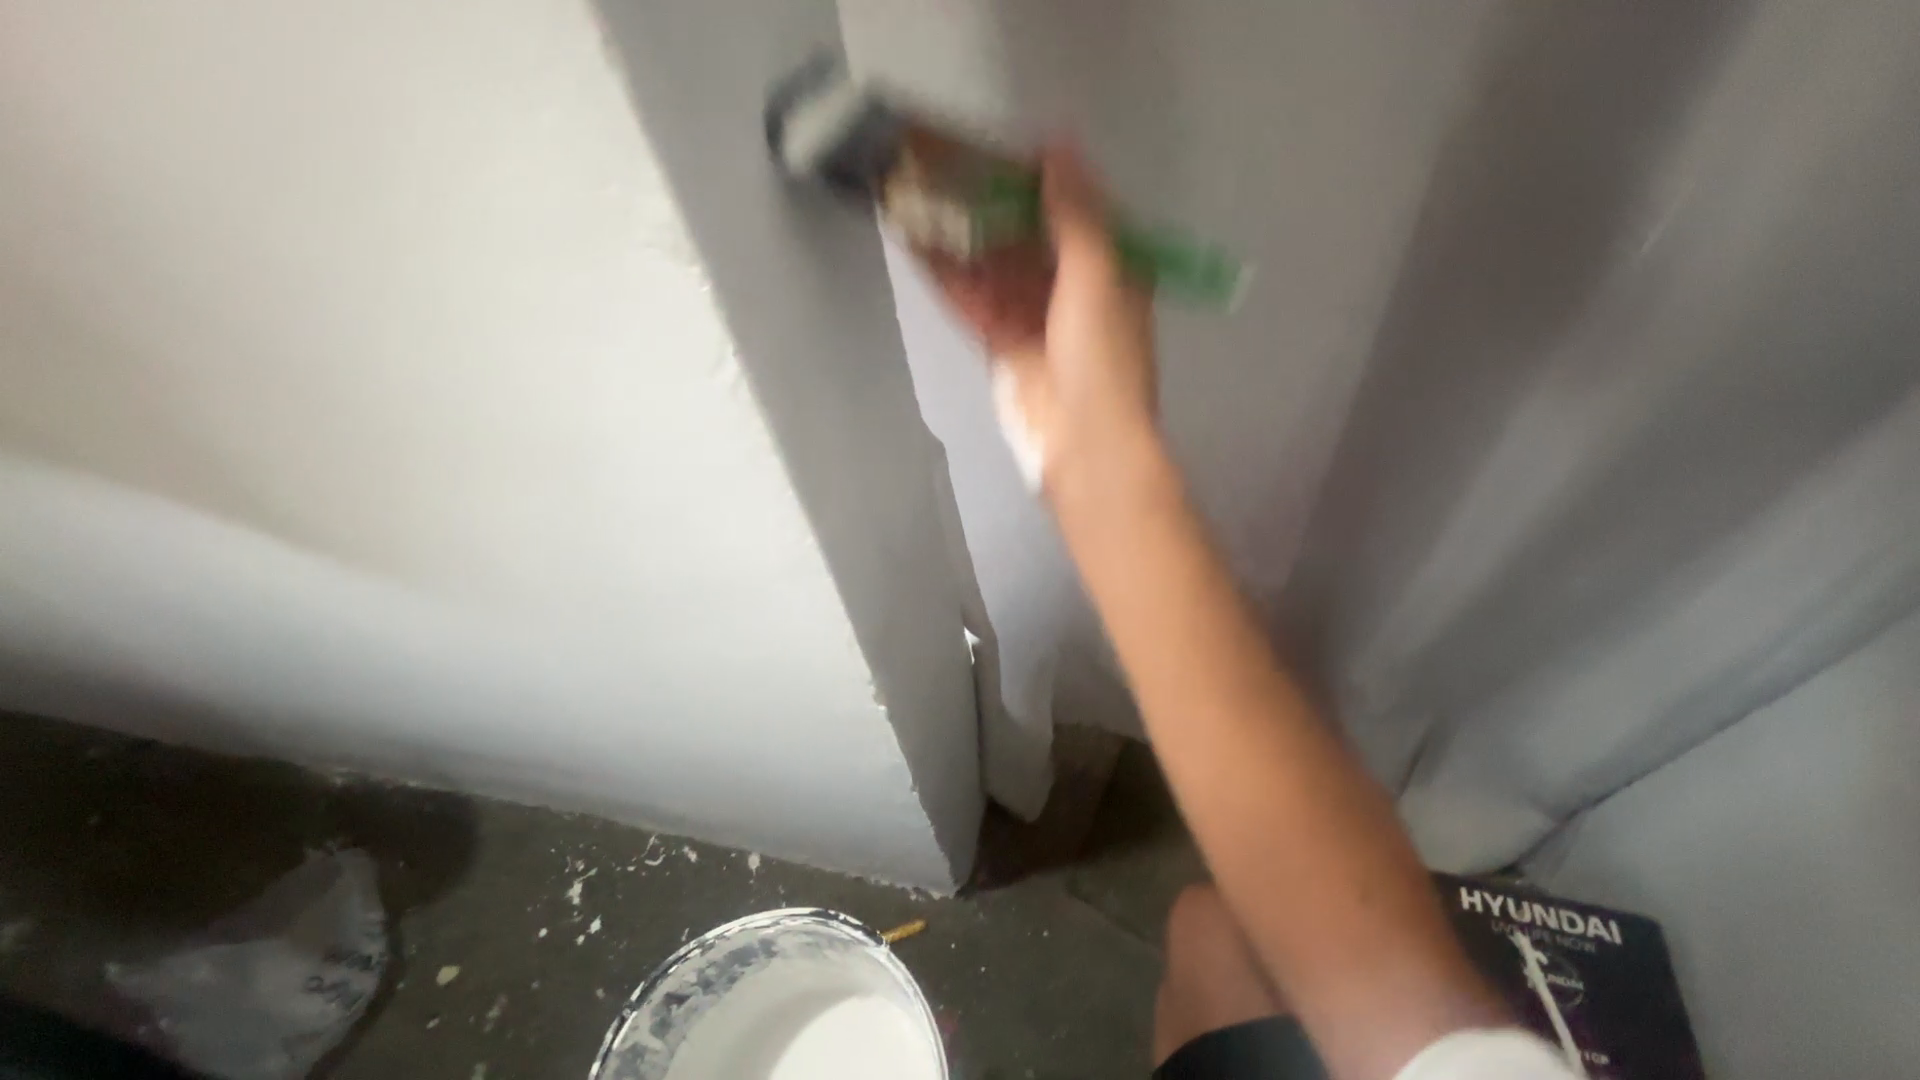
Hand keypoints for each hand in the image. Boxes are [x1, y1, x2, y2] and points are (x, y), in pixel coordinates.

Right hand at [929, 144, 1159, 486]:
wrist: (1084, 441)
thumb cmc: (1102, 356)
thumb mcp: (1097, 273)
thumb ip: (1075, 213)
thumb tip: (1059, 144)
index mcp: (1110, 268)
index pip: (1072, 212)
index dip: (1038, 181)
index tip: (997, 150)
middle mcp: (1074, 289)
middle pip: (1027, 238)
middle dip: (990, 207)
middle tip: (947, 168)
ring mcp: (1036, 320)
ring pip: (994, 268)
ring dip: (960, 238)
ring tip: (920, 198)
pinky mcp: (1004, 347)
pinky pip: (973, 303)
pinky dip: (948, 278)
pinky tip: (916, 247)